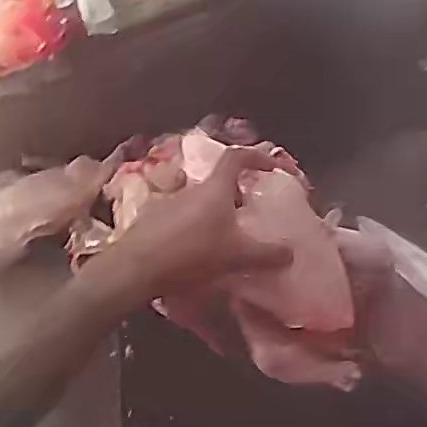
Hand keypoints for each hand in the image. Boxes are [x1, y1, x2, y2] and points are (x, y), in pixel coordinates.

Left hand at [89, 147, 291, 301]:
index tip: (271, 165)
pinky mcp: (150, 221)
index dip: (256, 156)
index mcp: (215, 189)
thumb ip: (267, 254)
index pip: (237, 158)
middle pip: (218, 183)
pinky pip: (180, 218)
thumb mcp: (237, 256)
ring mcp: (167, 203)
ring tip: (224, 237)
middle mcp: (191, 189)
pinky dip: (193, 228)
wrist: (134, 269)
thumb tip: (291, 253)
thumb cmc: (192, 253)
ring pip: (198, 202)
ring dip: (213, 213)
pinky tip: (196, 251)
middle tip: (249, 213)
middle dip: (236, 194)